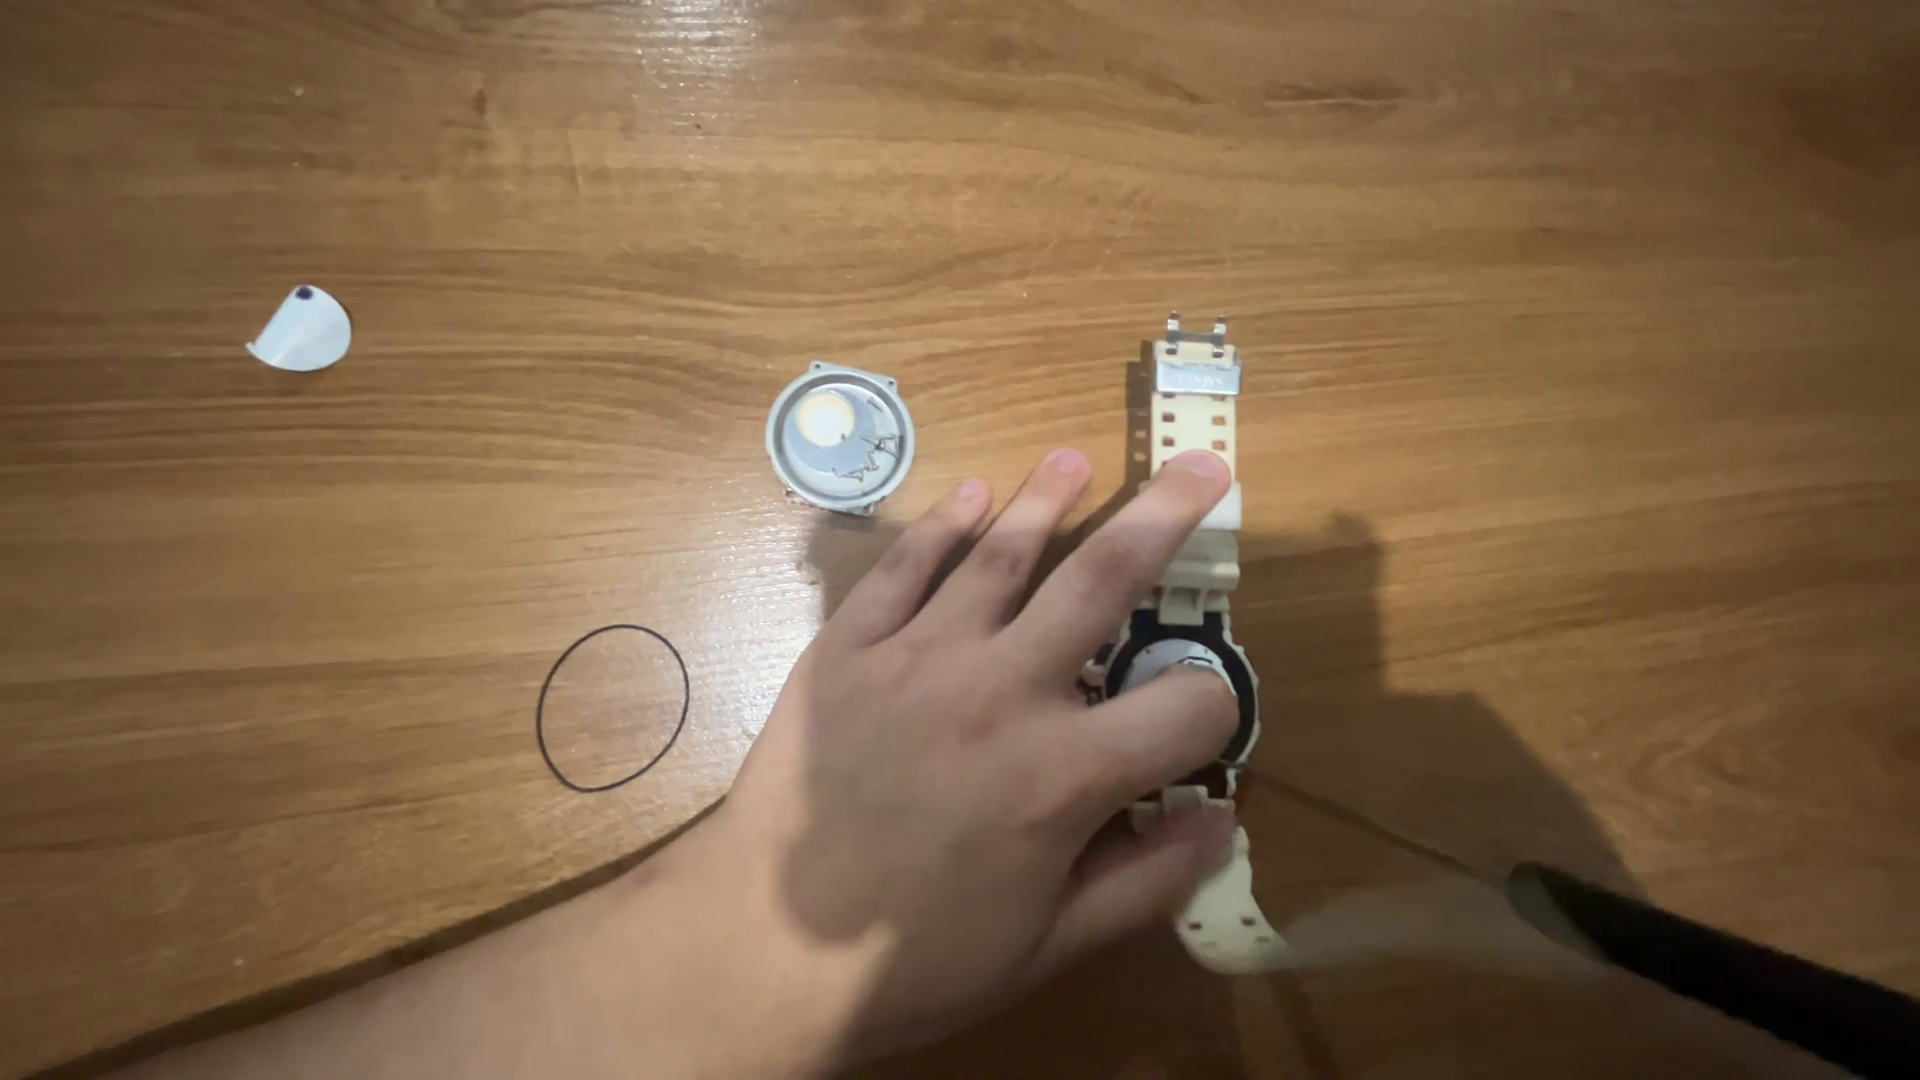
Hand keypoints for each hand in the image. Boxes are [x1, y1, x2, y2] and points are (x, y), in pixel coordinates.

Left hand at [682, 448, 1242, 1069]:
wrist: (761, 942)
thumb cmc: (912, 957)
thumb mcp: (1048, 946)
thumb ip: (1147, 881)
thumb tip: (1224, 819)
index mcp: (1063, 774)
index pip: (1188, 707)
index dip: (1215, 707)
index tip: (1198, 716)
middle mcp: (1001, 691)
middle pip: (1103, 582)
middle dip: (1164, 518)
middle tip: (1198, 468)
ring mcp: (919, 655)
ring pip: (1000, 556)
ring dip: (1046, 500)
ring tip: (1075, 459)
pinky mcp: (850, 644)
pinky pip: (904, 567)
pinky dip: (941, 525)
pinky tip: (970, 493)